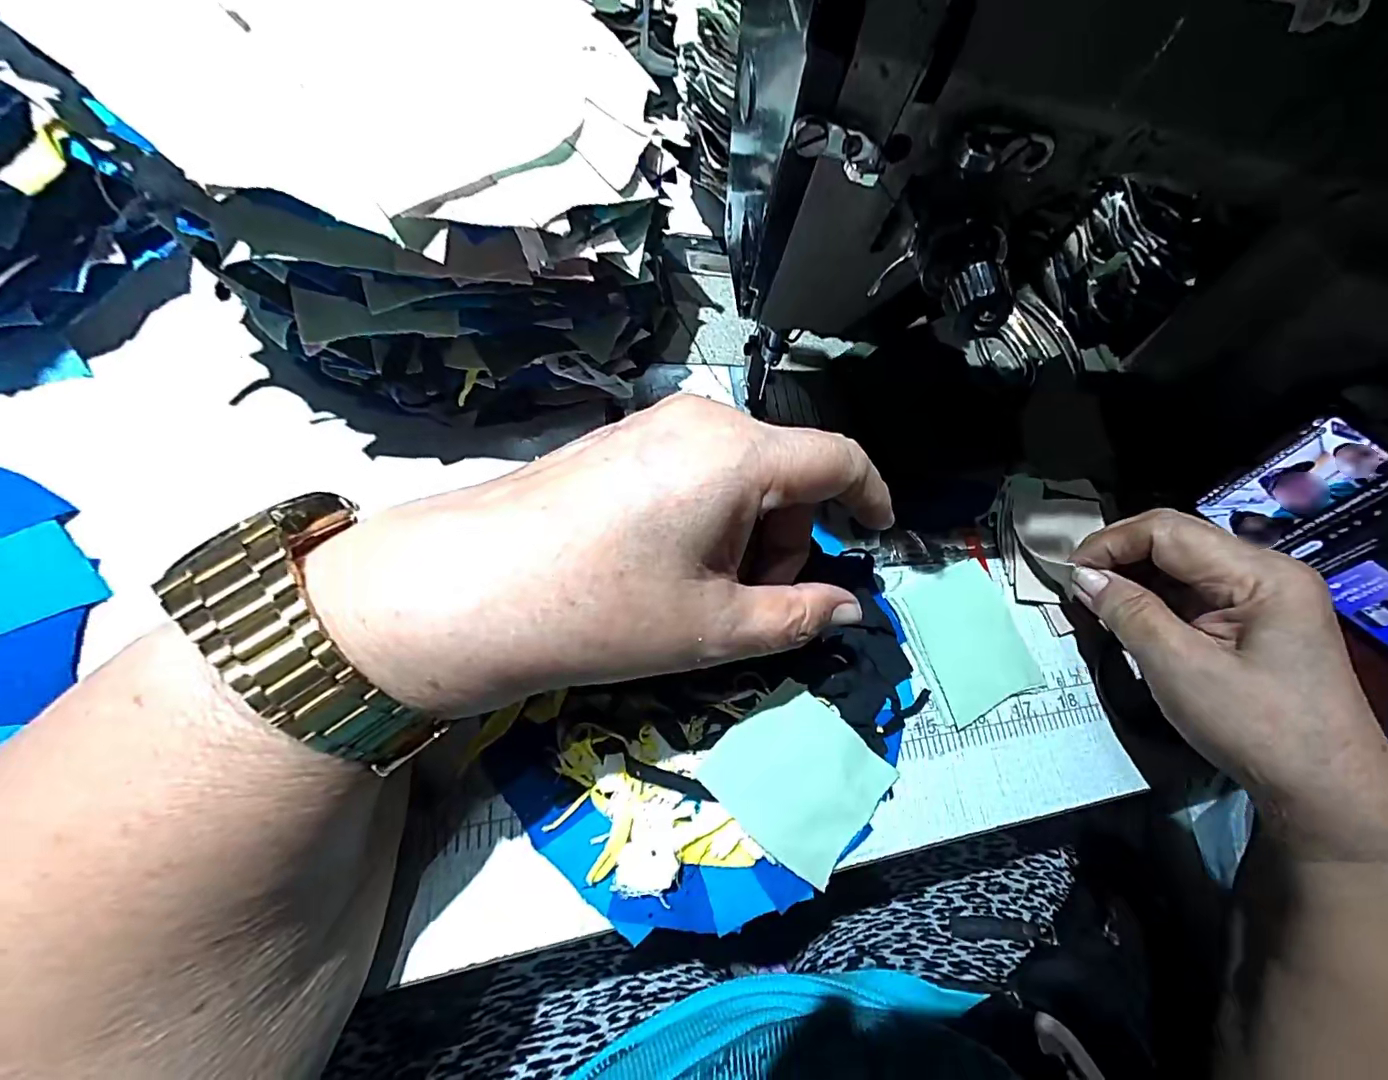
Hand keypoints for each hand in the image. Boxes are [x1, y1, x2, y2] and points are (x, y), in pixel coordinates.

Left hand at [300, 394, 893, 716]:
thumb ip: (803, 614)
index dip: (872, 497)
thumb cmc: (602, 610)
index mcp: (740, 454)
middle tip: (754, 596)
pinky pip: (709, 468)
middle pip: (793, 472)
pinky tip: (674, 557)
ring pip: (752, 473)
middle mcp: (707, 419)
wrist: (451, 594)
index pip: (839, 459)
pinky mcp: (630, 436)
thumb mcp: (719, 627)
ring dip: (756, 531)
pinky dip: (720, 515)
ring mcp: (662, 423)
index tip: (879, 534)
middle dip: (793, 537)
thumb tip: (852, 607)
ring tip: (704, 585)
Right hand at [1069, 510, 1387, 860]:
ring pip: (1187, 570)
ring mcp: (1267, 598)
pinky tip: (1134, 619)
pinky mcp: (1259, 624)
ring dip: (1140, 583)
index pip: (1170, 530)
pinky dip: (1161, 605)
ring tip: (1099, 604)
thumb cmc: (1259, 730)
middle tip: (1080, 587)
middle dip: (1124, 560)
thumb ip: (1130, 614)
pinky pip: (1200, 598)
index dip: (1113, 542)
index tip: (1071, 570)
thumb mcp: (1182, 669)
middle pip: (1180, 544)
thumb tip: (1086, 578)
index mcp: (1262, 573)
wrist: (1327, 795)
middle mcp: (1268, 572)